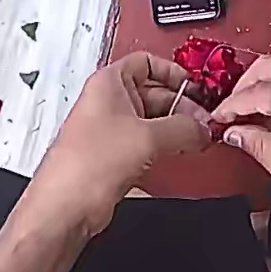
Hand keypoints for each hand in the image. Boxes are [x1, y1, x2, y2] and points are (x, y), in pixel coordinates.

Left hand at [28, 52, 211, 234]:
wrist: (65, 209)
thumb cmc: (89, 164)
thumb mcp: (148, 137)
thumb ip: (183, 128)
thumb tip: (203, 128)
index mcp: (109, 83)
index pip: (146, 62)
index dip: (173, 72)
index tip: (195, 88)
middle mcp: (109, 102)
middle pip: (155, 92)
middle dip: (182, 106)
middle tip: (205, 122)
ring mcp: (111, 129)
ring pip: (153, 119)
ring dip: (176, 128)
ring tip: (199, 138)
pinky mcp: (115, 155)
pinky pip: (147, 141)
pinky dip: (166, 145)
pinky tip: (182, 153)